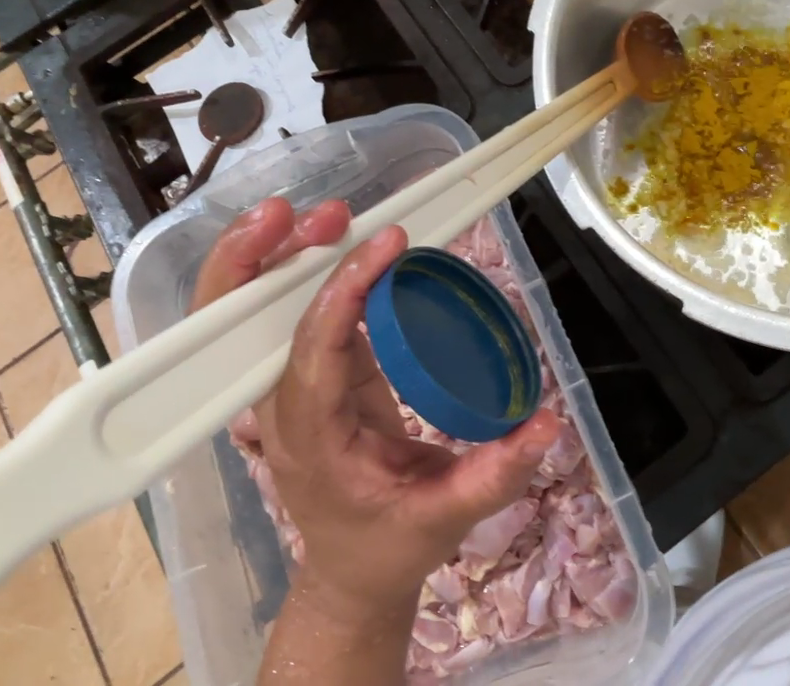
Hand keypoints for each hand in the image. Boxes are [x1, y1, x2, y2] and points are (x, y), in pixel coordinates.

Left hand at [192, 200, 560, 620]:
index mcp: (310, 439)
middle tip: (323, 214)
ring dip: (283, 256)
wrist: (352, 574)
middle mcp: (282, 407)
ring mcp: (291, 388)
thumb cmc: (390, 548)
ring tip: (333, 215)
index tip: (387, 243)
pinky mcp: (314, 374)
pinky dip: (313, 272)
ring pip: (258, 312)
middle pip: (242, 325)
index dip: (343, 293)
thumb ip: (495, 474)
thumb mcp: (445, 517)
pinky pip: (299, 314)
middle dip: (264, 260)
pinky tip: (347, 241)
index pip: (312, 355)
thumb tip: (547, 422)